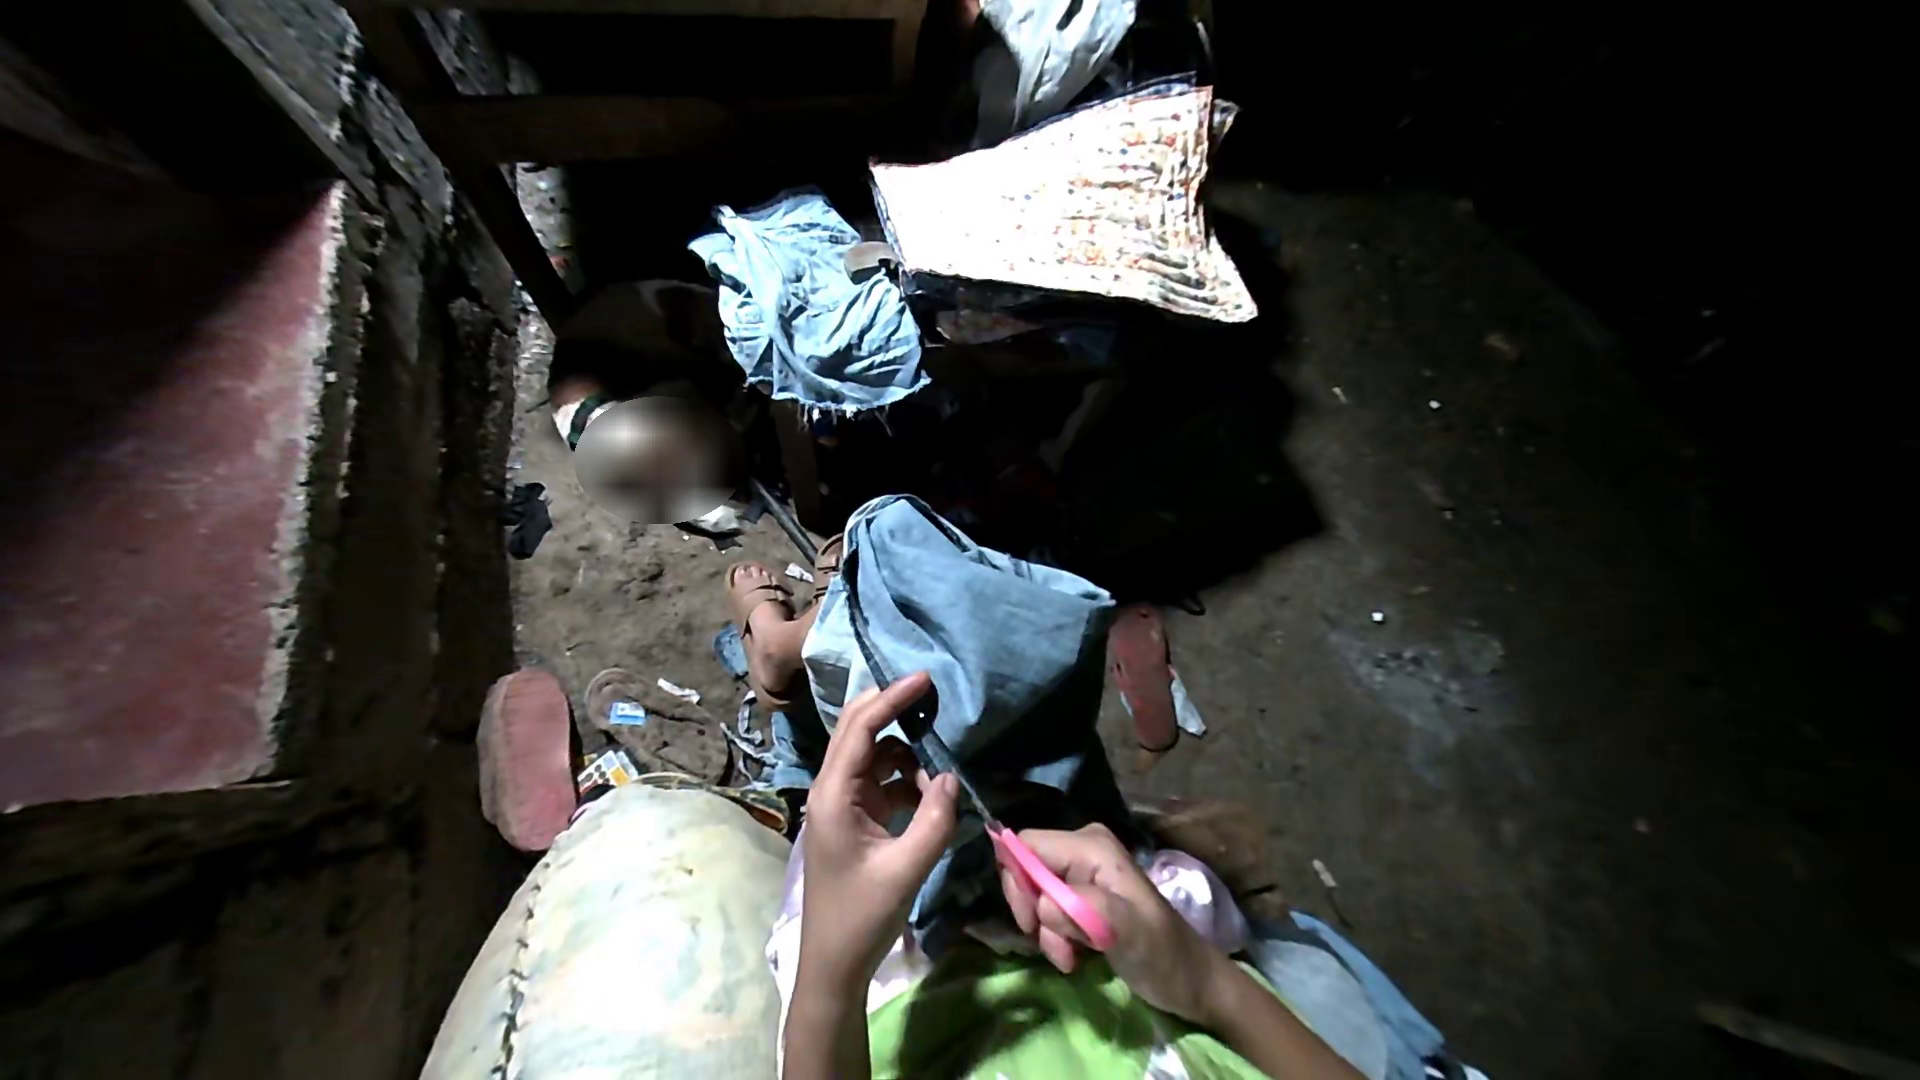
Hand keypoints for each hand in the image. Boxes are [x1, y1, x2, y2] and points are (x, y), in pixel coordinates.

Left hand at [797, 671, 958, 989]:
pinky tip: (930, 795)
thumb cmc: (861, 917)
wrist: (834, 965)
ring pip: (875, 753)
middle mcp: (833, 787)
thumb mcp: (905, 871)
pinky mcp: (856, 814)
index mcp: (834, 794)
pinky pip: (883, 779)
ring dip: (907, 753)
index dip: (890, 698)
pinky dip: (907, 778)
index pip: (860, 728)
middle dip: (893, 708)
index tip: (924, 679)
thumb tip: (951, 776)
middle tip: (930, 696)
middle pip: (859, 728)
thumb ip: (934, 821)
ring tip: (938, 773)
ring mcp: (843, 800)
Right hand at [999, 823, 1231, 1023]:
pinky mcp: (1081, 892)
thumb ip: (1085, 910)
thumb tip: (1043, 902)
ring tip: (1070, 958)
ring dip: (1045, 930)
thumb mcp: (1129, 932)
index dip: (1018, 881)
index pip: (1027, 844)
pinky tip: (1073, 954)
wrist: (1192, 980)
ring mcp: (1081, 869)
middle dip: (1033, 910)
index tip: (1032, 923)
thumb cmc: (1163, 954)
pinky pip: (1046, 905)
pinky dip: (1053, 933)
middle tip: (1057, 949)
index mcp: (1089, 845)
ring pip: (1034, 891)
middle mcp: (1081, 847)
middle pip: (1026, 866)